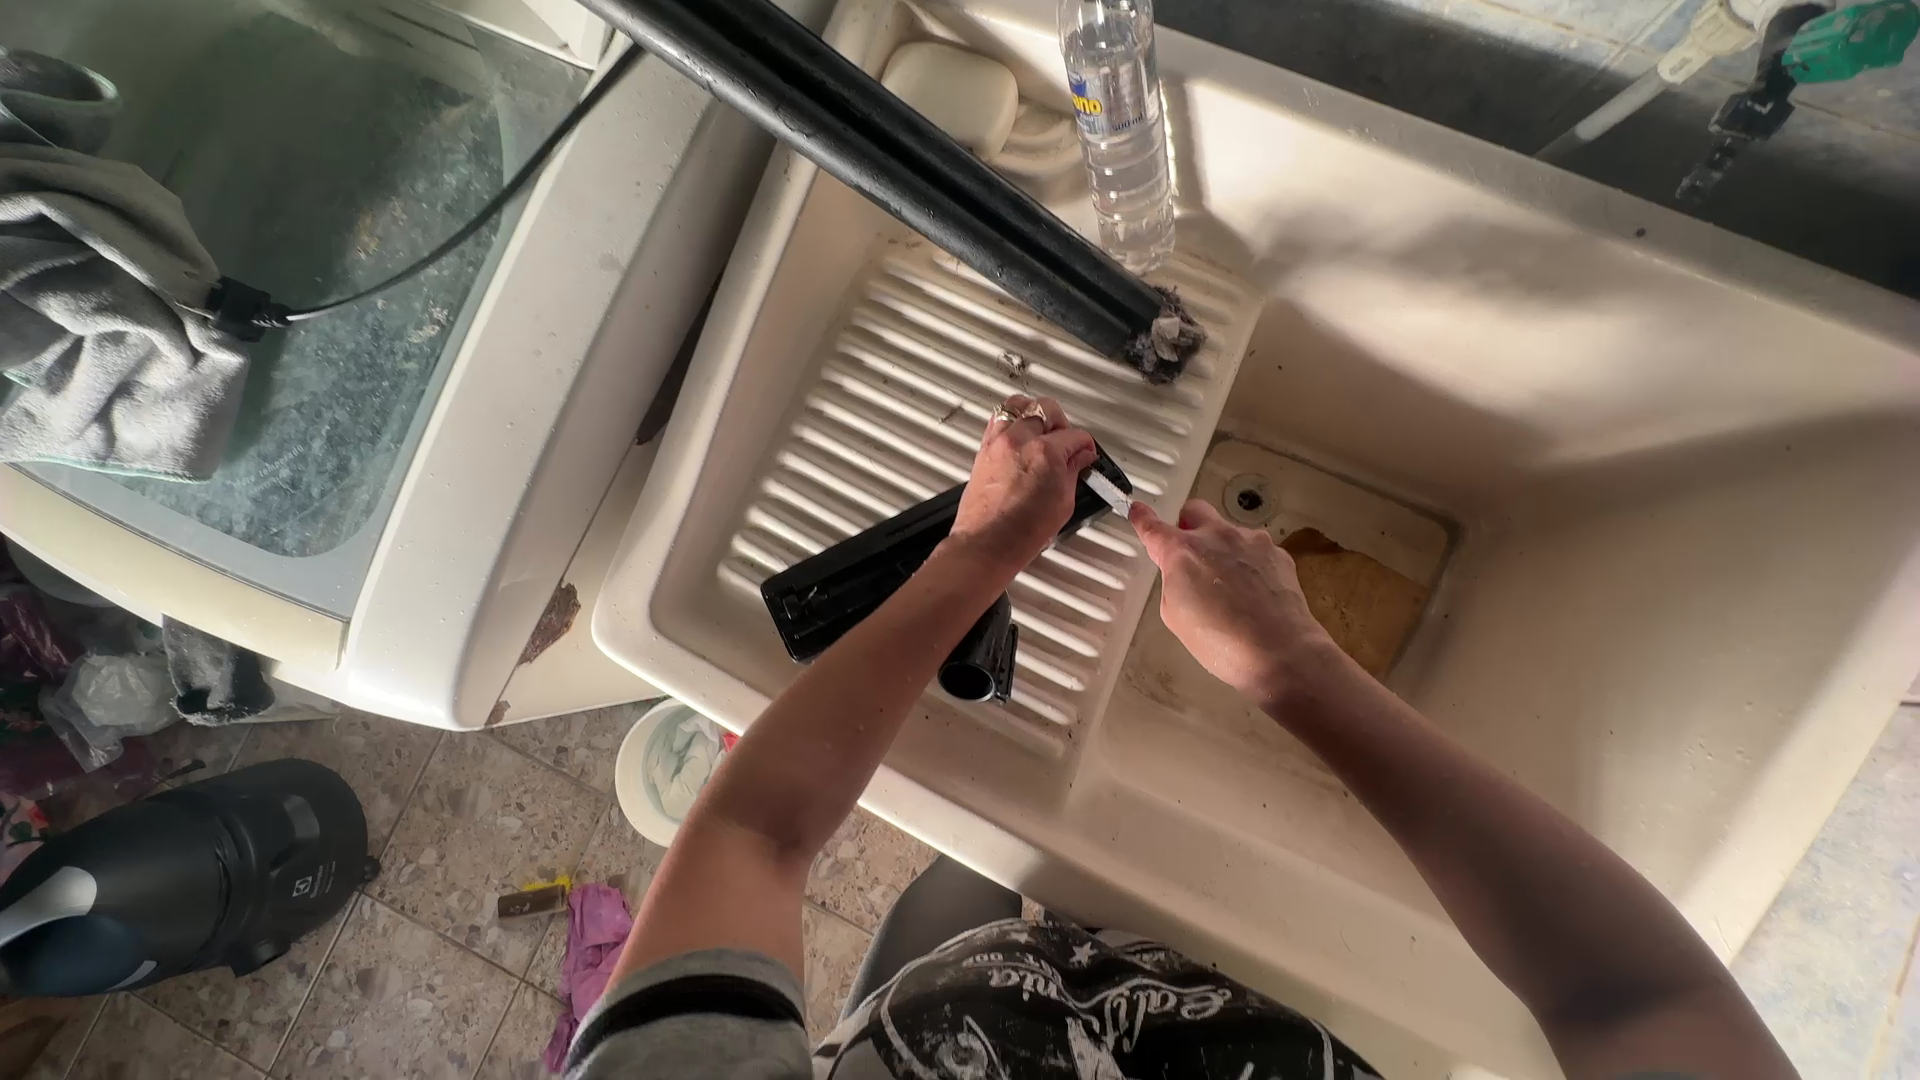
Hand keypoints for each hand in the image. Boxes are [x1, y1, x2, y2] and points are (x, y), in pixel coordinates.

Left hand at [946, 395, 1096, 581]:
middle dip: (1061, 422)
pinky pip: (998, 420)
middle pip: (1046, 408)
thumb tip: (1080, 459)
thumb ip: (1072, 472)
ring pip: (1018, 405)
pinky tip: (1020, 437)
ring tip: (1042, 432)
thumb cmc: (1019, 532)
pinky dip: (1012, 422)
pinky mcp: (984, 450)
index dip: (1086, 446)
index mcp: (1044, 452)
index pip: (1075, 435)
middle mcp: (1019, 440)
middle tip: (1066, 441)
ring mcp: (998, 442)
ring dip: (1034, 414)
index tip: (1086, 454)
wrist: (986, 544)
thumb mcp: (1063, 503)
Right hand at [1129, 498, 1336, 707]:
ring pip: (1228, 532)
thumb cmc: (1220, 641)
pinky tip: (1252, 593)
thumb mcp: (1174, 615)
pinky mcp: (1277, 554)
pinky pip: (1254, 550)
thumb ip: (1173, 581)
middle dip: (1187, 525)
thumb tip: (1182, 571)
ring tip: (1229, 587)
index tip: (1138, 511)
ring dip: (1222, 549)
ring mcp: (1250, 542)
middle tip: (1189, 553)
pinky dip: (1248, 564)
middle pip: (1194, 511)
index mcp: (1182, 552)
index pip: (1153, 527)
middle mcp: (1217, 537)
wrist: (1279, 651)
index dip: (1142, 518)